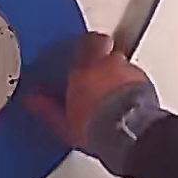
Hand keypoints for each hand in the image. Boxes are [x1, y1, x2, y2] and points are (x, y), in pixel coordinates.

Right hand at [24, 32, 150, 148]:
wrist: (129, 136)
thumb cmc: (97, 127)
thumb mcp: (63, 122)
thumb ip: (46, 108)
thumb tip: (32, 101)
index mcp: (84, 69)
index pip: (86, 42)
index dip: (86, 44)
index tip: (80, 51)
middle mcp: (108, 65)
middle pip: (106, 49)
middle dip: (101, 58)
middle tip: (96, 71)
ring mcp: (129, 73)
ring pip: (122, 64)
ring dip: (117, 73)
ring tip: (111, 92)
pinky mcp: (146, 84)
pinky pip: (137, 78)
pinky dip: (131, 85)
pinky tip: (127, 101)